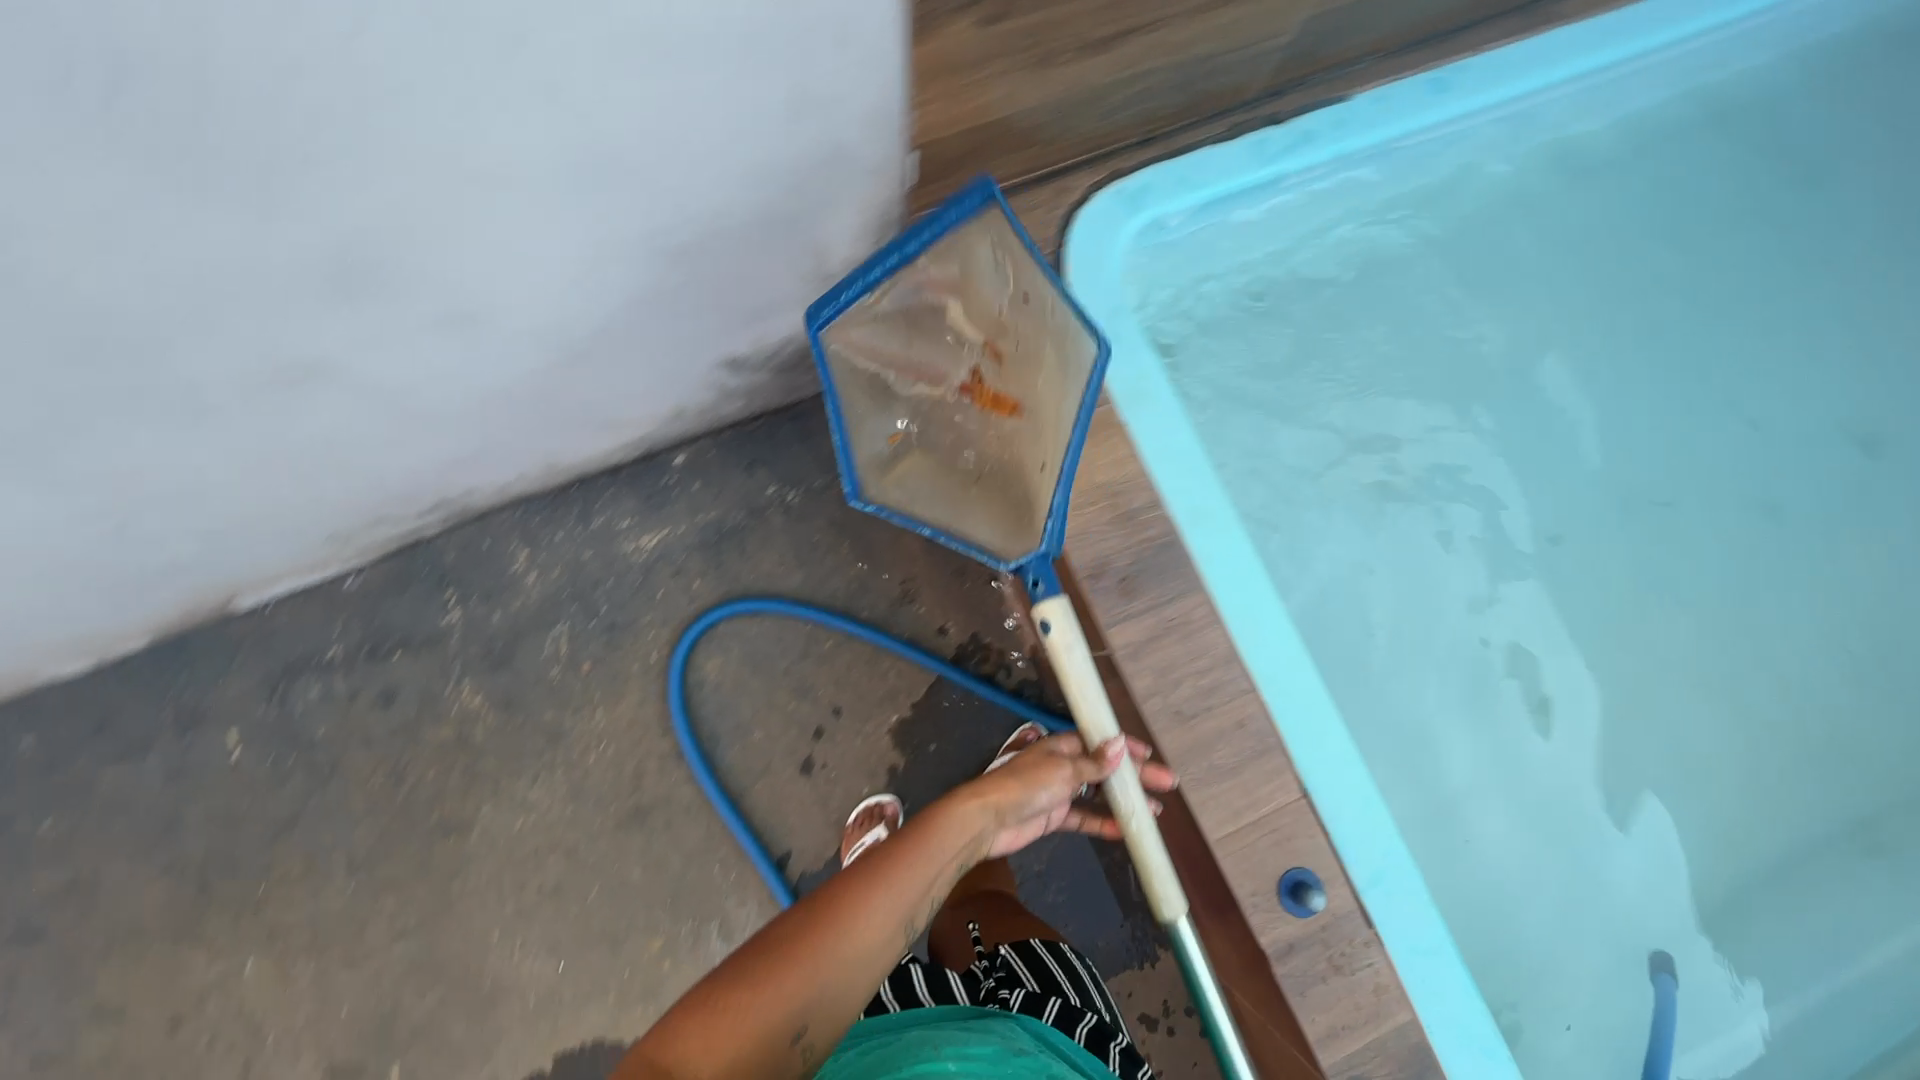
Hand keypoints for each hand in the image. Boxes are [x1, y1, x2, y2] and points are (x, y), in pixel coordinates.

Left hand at [948, 734, 1177, 859]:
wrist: (989, 819)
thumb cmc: (1026, 786)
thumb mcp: (1063, 770)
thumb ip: (1093, 763)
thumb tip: (1120, 744)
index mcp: (1062, 746)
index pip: (1100, 742)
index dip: (1125, 748)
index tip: (1150, 756)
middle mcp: (1063, 765)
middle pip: (1104, 768)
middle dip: (1134, 777)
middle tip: (1166, 785)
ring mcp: (1059, 792)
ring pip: (1097, 794)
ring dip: (1123, 801)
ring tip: (1153, 811)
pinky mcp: (1054, 817)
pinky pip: (1084, 819)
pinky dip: (1103, 825)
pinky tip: (1125, 833)